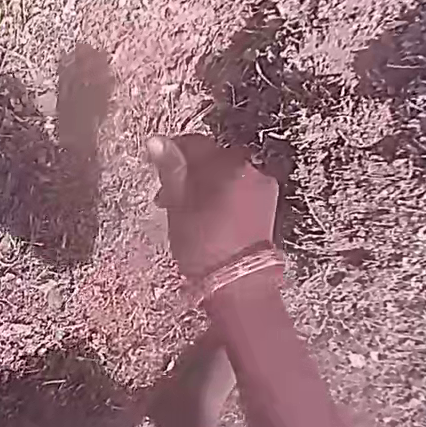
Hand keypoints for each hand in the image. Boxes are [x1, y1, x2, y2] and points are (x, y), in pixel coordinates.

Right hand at [145, 134, 278, 277]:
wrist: (240, 285)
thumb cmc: (205, 247)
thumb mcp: (179, 206)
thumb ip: (171, 170)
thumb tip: (157, 141)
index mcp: (228, 165)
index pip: (196, 144)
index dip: (173, 153)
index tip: (158, 167)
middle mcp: (251, 170)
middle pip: (213, 159)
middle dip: (189, 173)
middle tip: (168, 196)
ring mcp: (263, 188)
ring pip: (226, 176)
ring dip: (205, 185)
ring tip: (186, 211)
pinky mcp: (268, 207)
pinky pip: (239, 190)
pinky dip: (222, 197)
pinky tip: (208, 218)